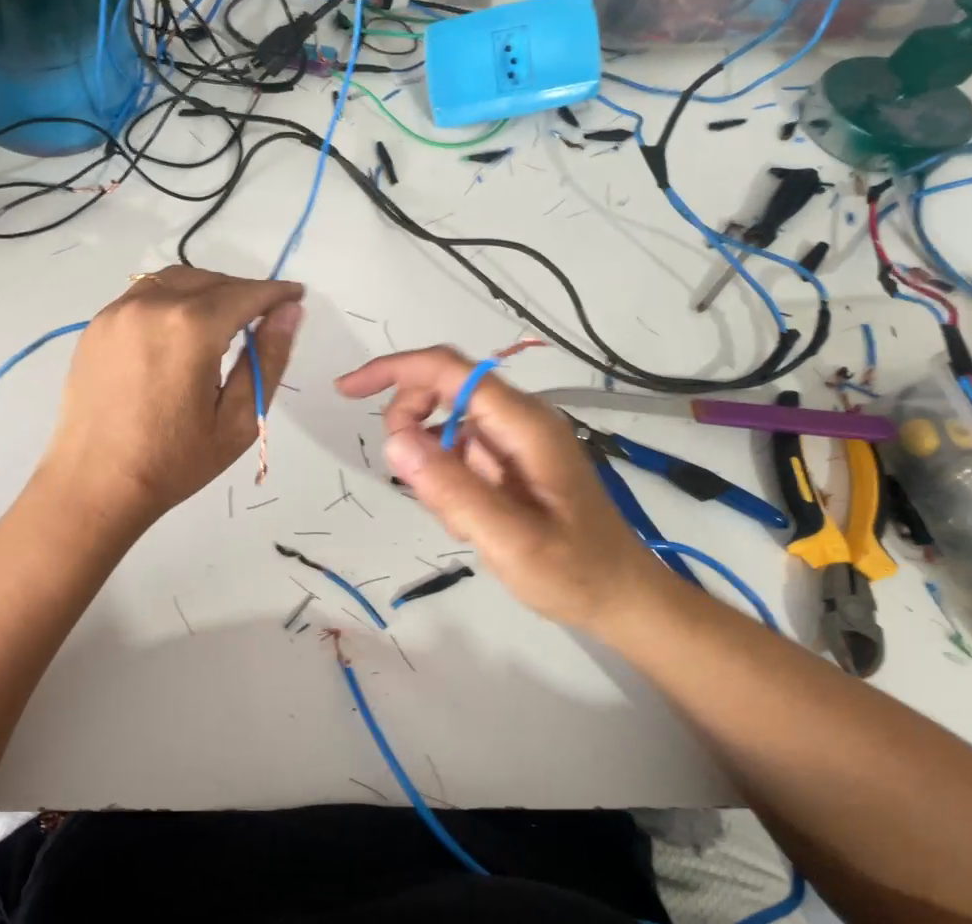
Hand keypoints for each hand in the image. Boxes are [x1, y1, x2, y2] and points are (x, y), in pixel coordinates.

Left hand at [38, 266, 303, 531]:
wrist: (96, 483)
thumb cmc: (173, 461)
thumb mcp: (237, 419)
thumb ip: (268, 359)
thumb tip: (290, 312)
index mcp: (191, 328)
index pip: (245, 294)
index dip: (276, 293)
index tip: (296, 297)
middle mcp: (152, 306)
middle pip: (209, 281)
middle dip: (240, 293)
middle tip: (260, 318)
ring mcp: (117, 313)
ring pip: (173, 281)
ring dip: (203, 291)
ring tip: (220, 323)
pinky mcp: (96, 327)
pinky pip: (142, 297)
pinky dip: (169, 301)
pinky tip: (176, 333)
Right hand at [335, 346, 656, 629]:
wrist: (623, 600)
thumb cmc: (574, 572)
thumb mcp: (509, 540)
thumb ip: (452, 490)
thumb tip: (395, 440)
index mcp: (525, 425)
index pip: (448, 371)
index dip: (394, 371)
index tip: (347, 391)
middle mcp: (521, 421)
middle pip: (443, 388)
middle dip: (408, 421)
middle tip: (405, 474)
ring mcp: (518, 441)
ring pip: (447, 424)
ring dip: (431, 461)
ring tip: (453, 515)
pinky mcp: (514, 462)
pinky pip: (461, 452)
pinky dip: (447, 477)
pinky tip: (467, 518)